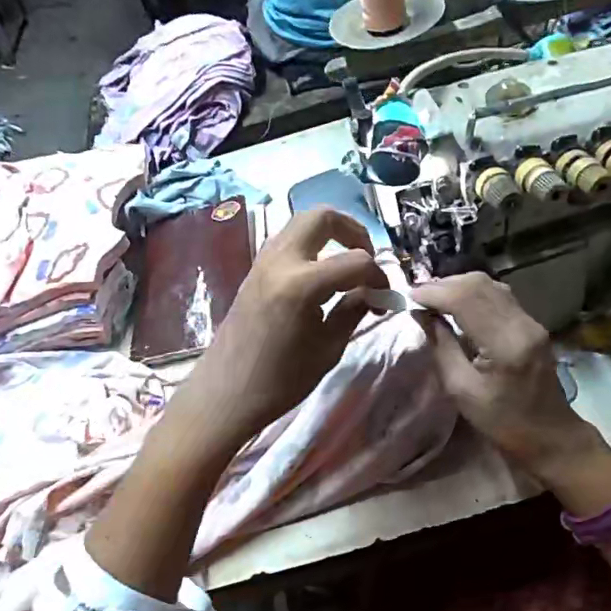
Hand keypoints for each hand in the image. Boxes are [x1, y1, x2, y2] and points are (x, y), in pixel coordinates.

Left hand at [171, 207, 387, 449]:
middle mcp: (280, 261)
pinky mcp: (254, 270)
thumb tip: (372, 292)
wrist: (226, 393)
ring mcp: (262, 262)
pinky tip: (321, 275)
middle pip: (322, 217)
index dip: (378, 275)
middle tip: (367, 259)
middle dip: (353, 231)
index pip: (356, 261)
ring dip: (329, 235)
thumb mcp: (328, 349)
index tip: (384, 296)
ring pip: (301, 223)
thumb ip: (353, 311)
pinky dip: (310, 246)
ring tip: (346, 266)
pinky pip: (287, 241)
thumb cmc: (281, 381)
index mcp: (301, 285)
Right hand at [411, 273, 610, 485]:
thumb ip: (441, 348)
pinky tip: (456, 304)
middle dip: (443, 285)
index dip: (434, 293)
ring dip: (458, 286)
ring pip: (490, 285)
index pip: (465, 299)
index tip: (408, 297)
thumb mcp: (461, 390)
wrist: (550, 435)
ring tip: (432, 298)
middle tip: (417, 296)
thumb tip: (423, 316)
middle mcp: (522, 323)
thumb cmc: (503, 422)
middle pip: (479, 284)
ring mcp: (531, 320)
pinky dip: (473, 293)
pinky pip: (499, 295)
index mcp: (506, 343)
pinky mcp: (532, 323)